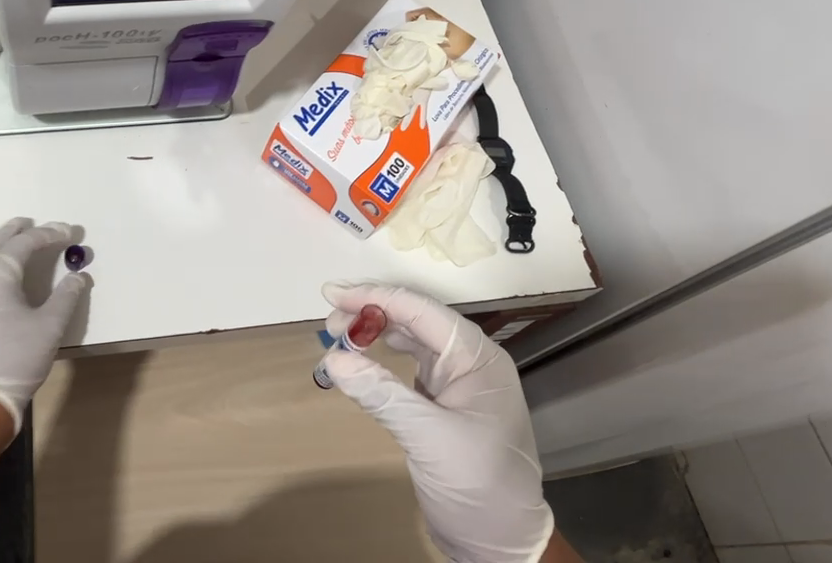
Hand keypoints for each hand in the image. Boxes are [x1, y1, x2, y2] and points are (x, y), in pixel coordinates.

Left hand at [0, 218, 90, 436]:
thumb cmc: (18, 358)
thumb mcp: (50, 325)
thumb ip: (66, 295)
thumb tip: (78, 275)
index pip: (23, 244)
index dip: (47, 234)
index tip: (67, 232)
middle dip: (20, 231)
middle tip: (38, 223)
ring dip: (2, 244)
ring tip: (18, 237)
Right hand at [319, 281, 552, 562]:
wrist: (502, 544)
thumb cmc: (480, 487)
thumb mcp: (430, 439)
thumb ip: (382, 394)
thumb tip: (334, 359)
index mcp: (476, 356)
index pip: (420, 309)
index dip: (374, 297)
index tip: (331, 293)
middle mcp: (468, 359)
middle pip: (413, 318)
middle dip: (369, 313)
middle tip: (329, 324)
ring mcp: (456, 379)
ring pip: (408, 337)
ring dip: (372, 332)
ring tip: (338, 338)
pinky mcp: (442, 400)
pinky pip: (406, 363)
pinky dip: (379, 358)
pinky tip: (360, 362)